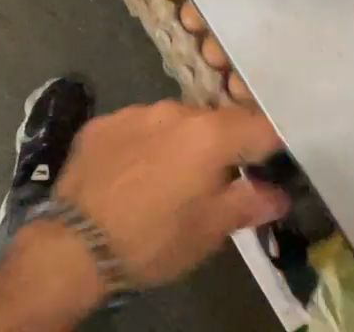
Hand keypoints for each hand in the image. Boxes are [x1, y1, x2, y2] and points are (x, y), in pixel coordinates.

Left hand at [54, 100, 289, 288]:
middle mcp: (173, 110)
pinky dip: (144, 145)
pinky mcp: (102, 122)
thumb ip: (249, 203)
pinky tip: (134, 175)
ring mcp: (134, 112)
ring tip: (171, 181)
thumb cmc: (153, 239)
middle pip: (214, 120)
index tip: (271, 166)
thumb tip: (278, 193)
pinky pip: (137, 127)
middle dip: (223, 145)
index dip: (271, 145)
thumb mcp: (209, 231)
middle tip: (219, 181)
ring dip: (181, 143)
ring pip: (173, 121)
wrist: (75, 242)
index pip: (259, 126)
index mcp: (209, 134)